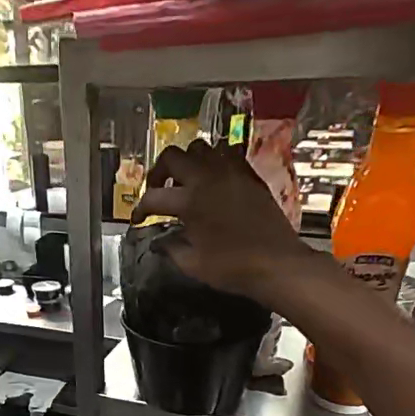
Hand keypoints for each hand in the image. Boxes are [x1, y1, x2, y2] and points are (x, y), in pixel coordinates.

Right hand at [135, 139, 322, 301]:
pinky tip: (212, 180)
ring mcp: (231, 172)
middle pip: (172, 156)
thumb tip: (158, 241)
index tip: (137, 221)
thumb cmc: (231, 267)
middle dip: (158, 173)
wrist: (276, 263)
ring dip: (187, 163)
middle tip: (159, 191)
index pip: (153, 197)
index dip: (139, 209)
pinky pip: (227, 153)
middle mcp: (208, 178)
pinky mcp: (249, 175)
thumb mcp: (191, 264)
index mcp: (190, 202)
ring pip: (200, 148)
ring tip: (186, 183)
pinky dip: (214, 161)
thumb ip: (170, 248)